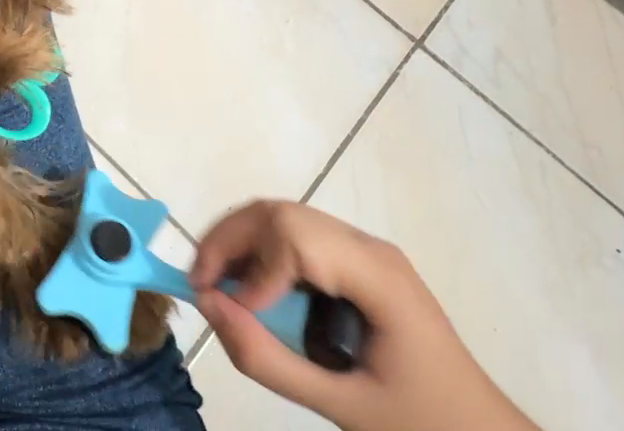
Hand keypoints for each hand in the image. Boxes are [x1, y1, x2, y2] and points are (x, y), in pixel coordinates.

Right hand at [191, 201, 537, 430]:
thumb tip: (208, 305)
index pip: (295, 236)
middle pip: (280, 213)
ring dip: (238, 241)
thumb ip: (269, 361)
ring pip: (281, 215)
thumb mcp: (343, 408)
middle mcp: (368, 248)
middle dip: (228, 242)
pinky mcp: (353, 260)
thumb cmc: (421, 423)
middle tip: (201, 285)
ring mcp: (362, 250)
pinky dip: (258, 250)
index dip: (253, 266)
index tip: (230, 309)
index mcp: (378, 279)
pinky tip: (249, 286)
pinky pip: (293, 234)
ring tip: (217, 284)